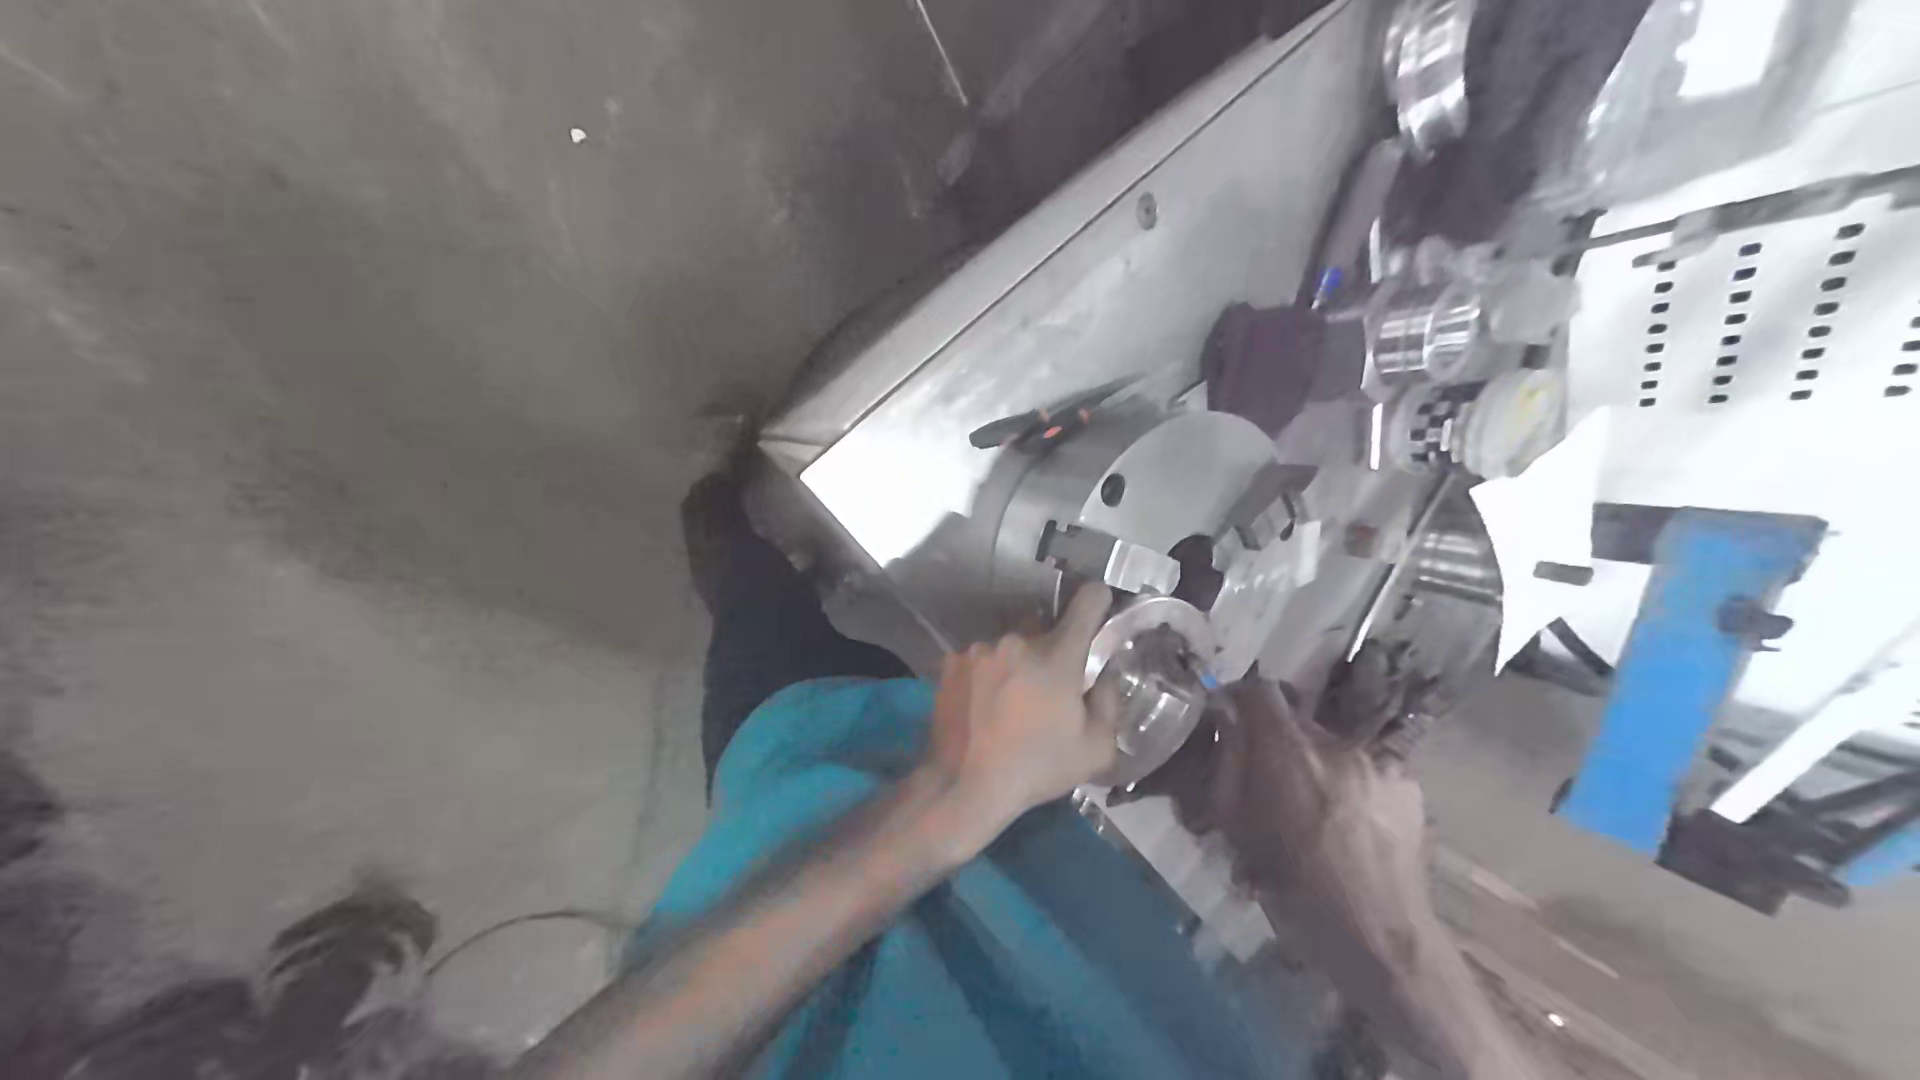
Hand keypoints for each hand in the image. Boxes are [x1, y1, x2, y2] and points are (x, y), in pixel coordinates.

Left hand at [919, 583, 1116, 847]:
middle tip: (1048, 687)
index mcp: (1057, 656)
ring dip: (1016, 662)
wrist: (964, 785)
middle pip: (1044, 628)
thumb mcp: (1095, 748)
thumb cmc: (1036, 768)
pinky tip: (984, 703)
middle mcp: (1017, 640)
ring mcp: (980, 648)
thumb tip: (1104, 672)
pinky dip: (987, 672)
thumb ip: (1108, 701)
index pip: (1087, 602)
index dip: (1098, 601)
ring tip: (1010, 701)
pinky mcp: (952, 661)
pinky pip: (981, 657)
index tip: (1100, 608)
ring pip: (1010, 644)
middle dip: (1052, 650)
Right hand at [1181, 678, 1429, 940]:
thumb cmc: (1292, 885)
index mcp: (1287, 749)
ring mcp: (1379, 761)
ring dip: (1312, 763)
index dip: (1241, 696)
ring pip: (1330, 745)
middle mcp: (1336, 742)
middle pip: (1296, 719)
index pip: (1260, 688)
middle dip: (1276, 739)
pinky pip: (1364, 768)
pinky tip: (1347, 823)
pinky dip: (1347, 783)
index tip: (1230, 716)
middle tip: (1268, 777)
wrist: (1377, 938)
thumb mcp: (1235, 824)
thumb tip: (1226, 718)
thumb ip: (1226, 760)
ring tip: (1310, 808)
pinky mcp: (1408, 784)